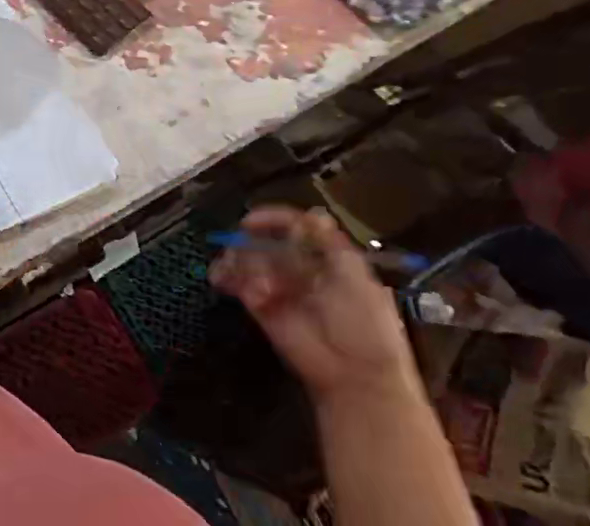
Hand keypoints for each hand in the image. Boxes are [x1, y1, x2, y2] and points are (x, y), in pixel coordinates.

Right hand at [210, 207, 418, 401]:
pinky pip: (235, 280)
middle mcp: (297, 267)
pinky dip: (226, 276)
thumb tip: (312, 212)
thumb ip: (330, 244)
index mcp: (323, 258)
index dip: (273, 219)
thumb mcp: (356, 279)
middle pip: (266, 240)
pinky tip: (223, 280)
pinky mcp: (258, 305)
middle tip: (260, 267)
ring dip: (244, 264)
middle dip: (256, 247)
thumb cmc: (365, 326)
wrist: (355, 377)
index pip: (293, 227)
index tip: (251, 220)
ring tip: (259, 289)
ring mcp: (276, 285)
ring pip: (246, 257)